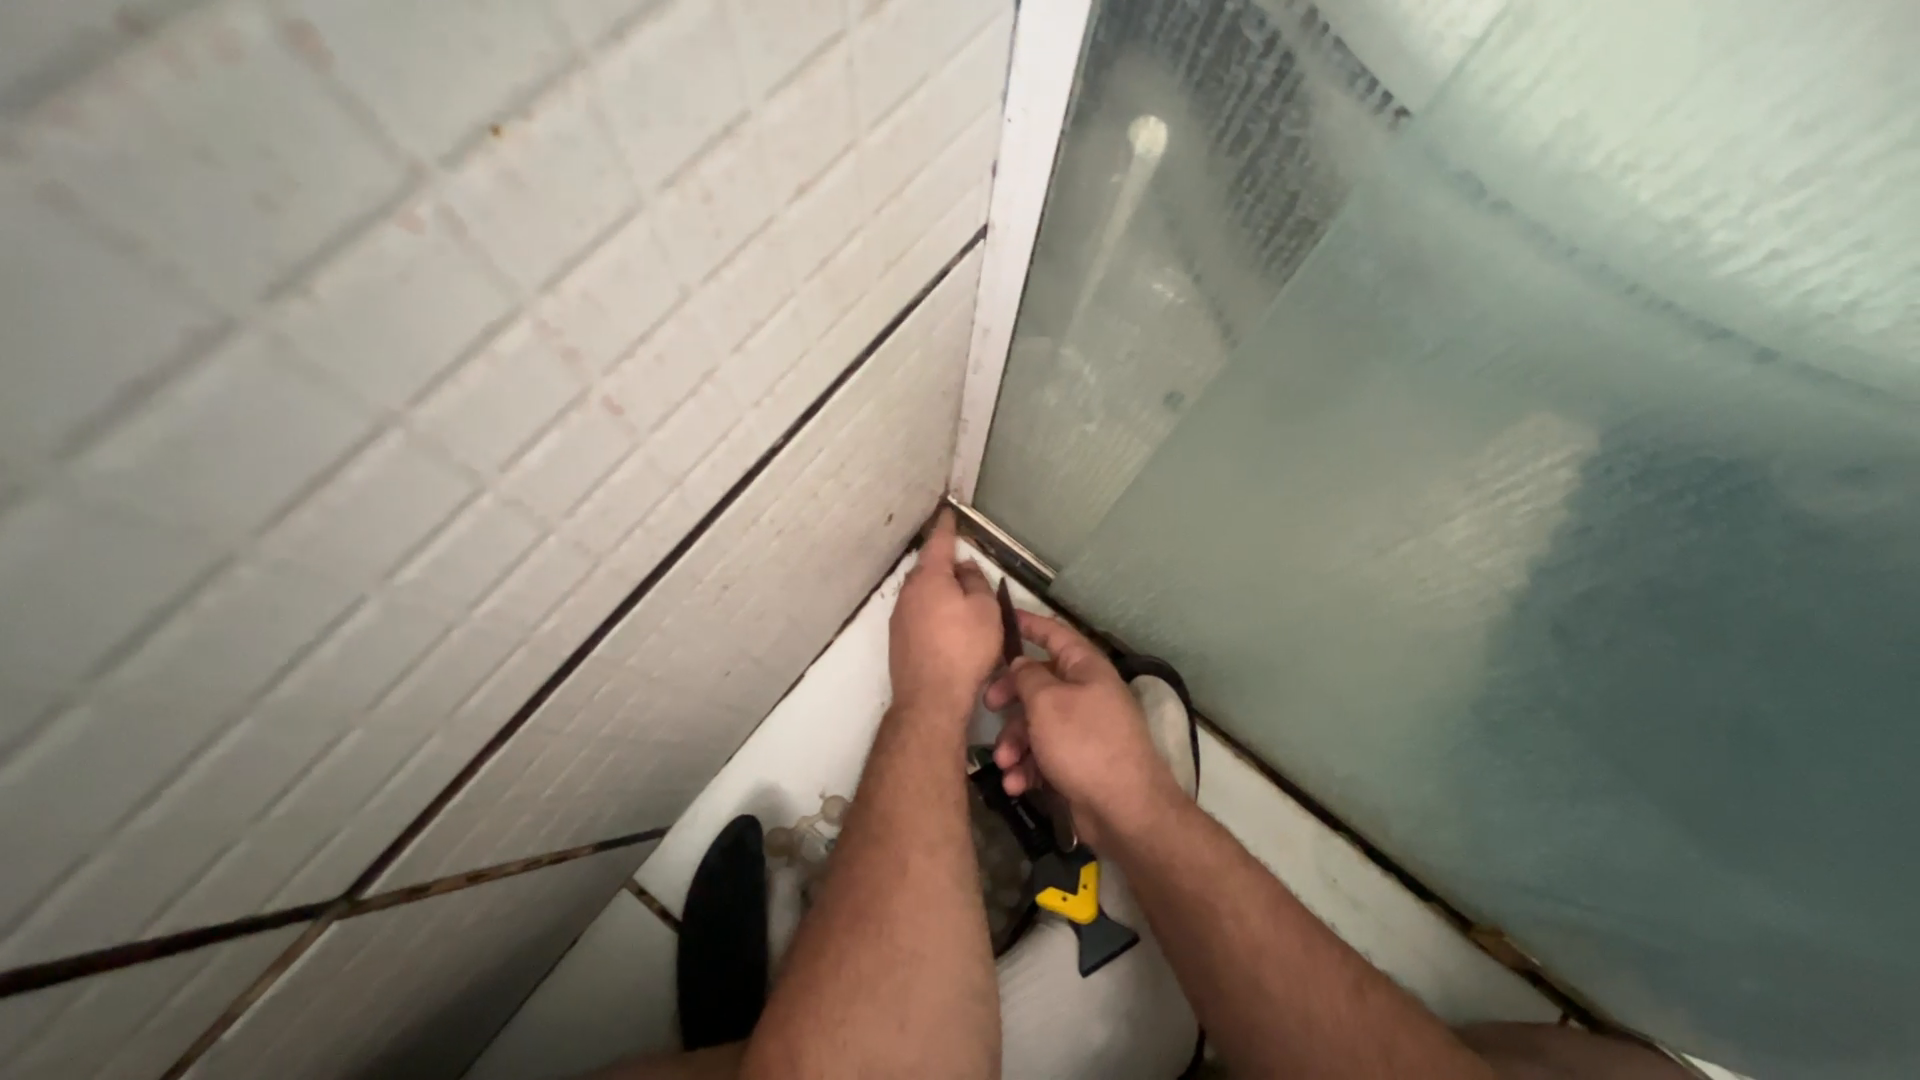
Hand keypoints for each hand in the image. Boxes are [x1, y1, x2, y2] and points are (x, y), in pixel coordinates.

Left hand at [887, 509, 1002, 717]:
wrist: (930, 699)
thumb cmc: (965, 649)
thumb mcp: (985, 610)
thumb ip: (976, 582)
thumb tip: (964, 567)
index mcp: (929, 578)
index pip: (939, 542)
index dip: (947, 527)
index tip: (948, 512)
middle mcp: (908, 593)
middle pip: (928, 569)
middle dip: (944, 564)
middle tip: (965, 565)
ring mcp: (899, 618)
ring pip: (922, 593)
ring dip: (939, 591)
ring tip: (961, 599)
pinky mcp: (899, 640)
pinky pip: (919, 614)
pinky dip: (933, 611)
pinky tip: (947, 626)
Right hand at [984, 612, 1177, 845]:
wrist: (1124, 809)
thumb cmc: (1084, 744)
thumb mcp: (1047, 702)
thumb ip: (1028, 676)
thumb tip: (1021, 663)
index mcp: (1086, 668)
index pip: (1054, 634)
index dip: (1028, 625)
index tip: (1001, 620)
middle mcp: (1086, 694)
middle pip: (1039, 683)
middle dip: (1010, 698)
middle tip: (988, 706)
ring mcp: (1083, 730)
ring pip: (1036, 724)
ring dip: (1014, 743)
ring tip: (1005, 764)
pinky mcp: (1076, 764)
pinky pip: (1043, 755)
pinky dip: (1027, 767)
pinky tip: (1017, 784)